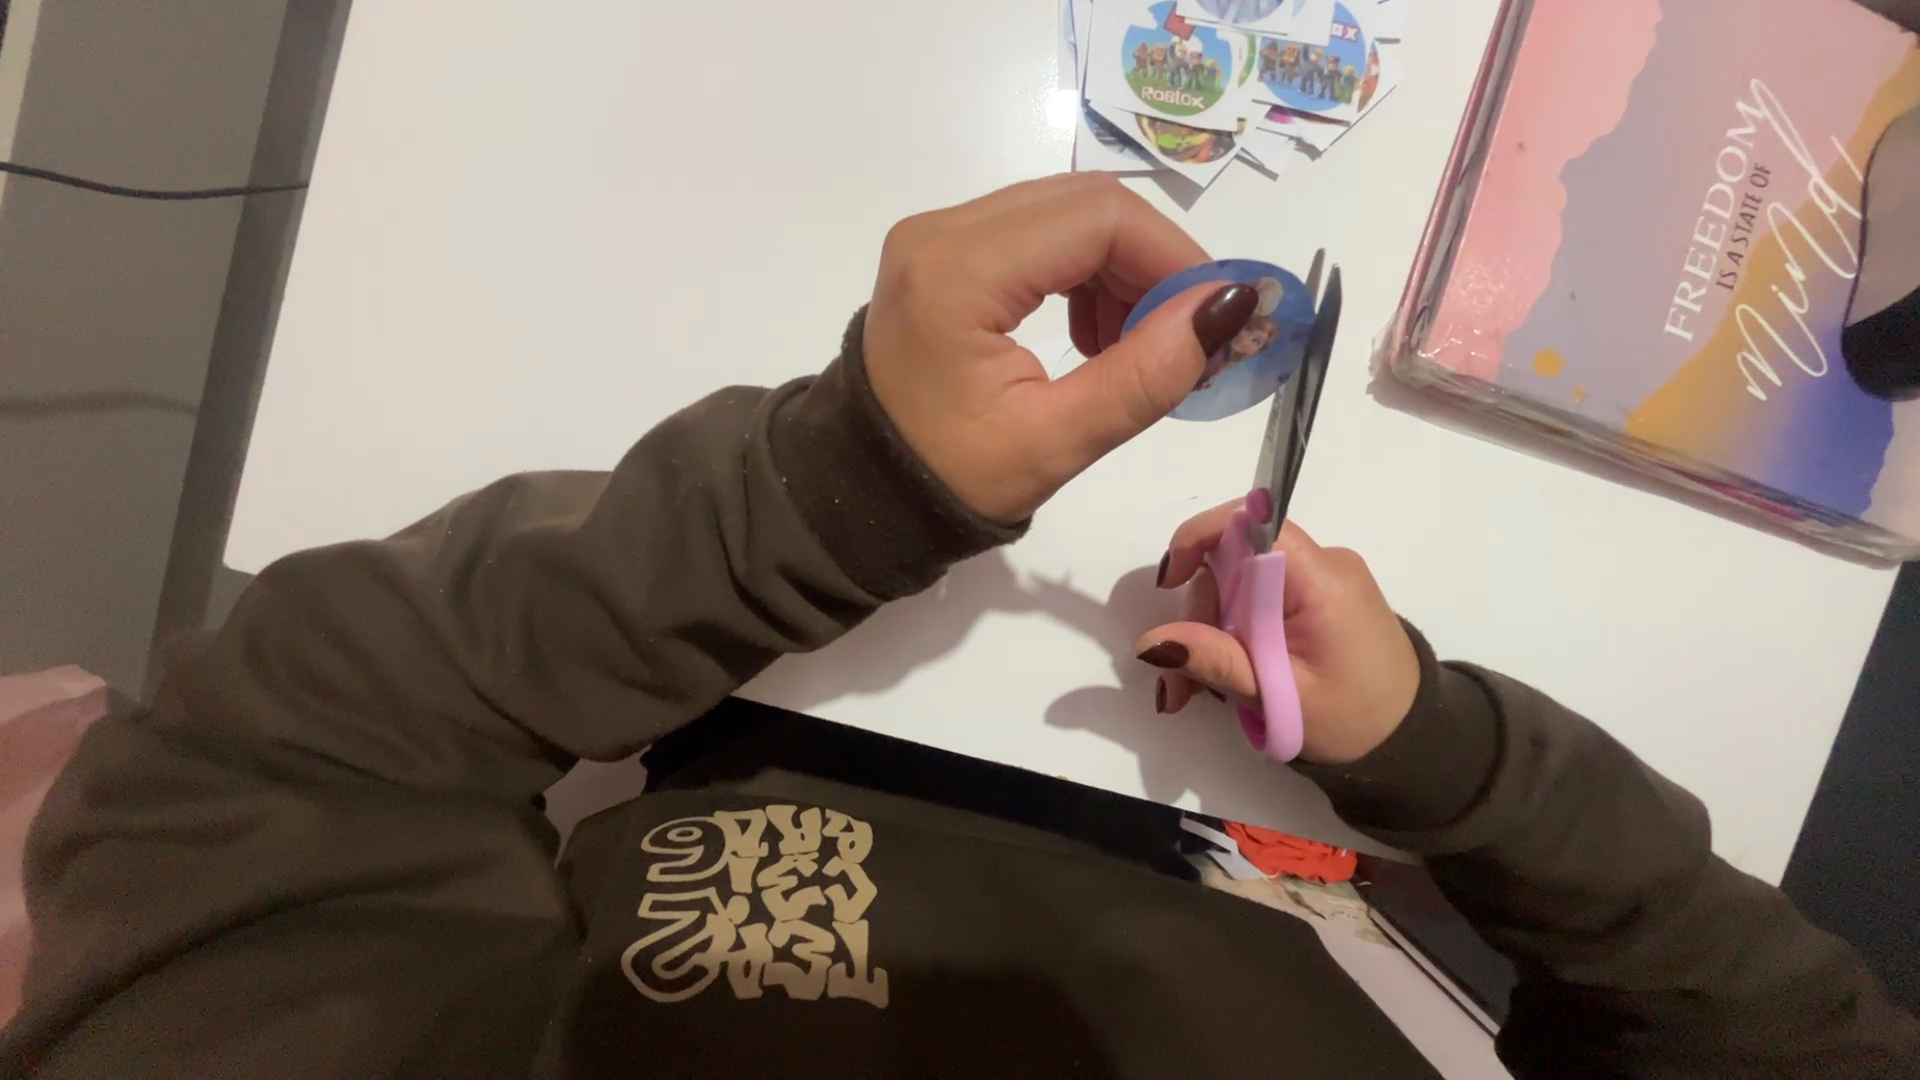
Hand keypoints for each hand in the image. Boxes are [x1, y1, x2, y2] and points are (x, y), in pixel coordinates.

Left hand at [863, 173, 1261, 523]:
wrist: (865, 488)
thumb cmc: (949, 480)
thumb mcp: (1052, 443)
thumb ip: (1142, 377)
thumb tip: (1227, 308)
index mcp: (957, 273)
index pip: (1097, 219)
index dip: (1172, 258)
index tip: (1215, 318)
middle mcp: (940, 232)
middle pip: (1082, 205)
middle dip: (1148, 265)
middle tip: (1178, 338)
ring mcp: (936, 238)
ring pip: (1062, 216)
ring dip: (1115, 271)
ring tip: (1127, 348)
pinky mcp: (941, 255)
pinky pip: (1033, 237)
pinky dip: (1079, 275)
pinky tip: (1089, 336)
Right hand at [1135, 500, 1419, 764]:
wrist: (1412, 743)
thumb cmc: (1355, 721)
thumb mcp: (1277, 696)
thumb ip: (1215, 661)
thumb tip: (1149, 644)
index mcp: (1322, 580)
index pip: (1252, 523)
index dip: (1201, 537)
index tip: (1170, 582)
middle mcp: (1320, 566)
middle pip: (1231, 565)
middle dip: (1194, 618)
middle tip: (1176, 681)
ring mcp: (1316, 582)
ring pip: (1234, 588)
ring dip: (1204, 635)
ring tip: (1189, 693)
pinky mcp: (1310, 600)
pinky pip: (1253, 602)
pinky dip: (1228, 636)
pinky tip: (1211, 678)